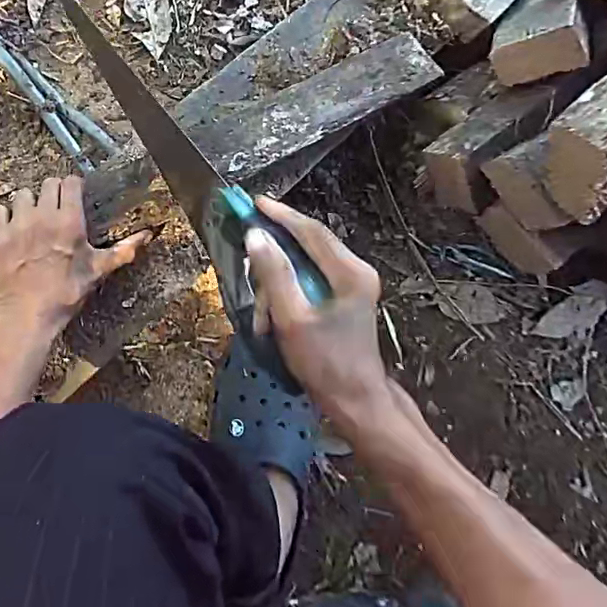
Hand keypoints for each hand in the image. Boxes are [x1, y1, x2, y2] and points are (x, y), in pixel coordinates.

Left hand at [0, 176, 150, 347]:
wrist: (23, 316)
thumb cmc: (62, 295)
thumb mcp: (96, 272)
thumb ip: (122, 251)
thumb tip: (145, 237)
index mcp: (69, 221)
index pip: (71, 182)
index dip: (74, 187)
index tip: (75, 195)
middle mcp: (42, 215)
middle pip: (47, 183)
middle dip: (53, 192)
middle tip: (55, 209)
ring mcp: (17, 223)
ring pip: (21, 194)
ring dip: (28, 203)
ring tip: (31, 219)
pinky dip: (4, 217)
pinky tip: (9, 229)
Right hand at [245, 196, 388, 420]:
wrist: (356, 403)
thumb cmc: (326, 363)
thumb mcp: (292, 318)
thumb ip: (273, 274)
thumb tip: (255, 235)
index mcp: (350, 273)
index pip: (311, 231)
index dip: (280, 215)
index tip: (254, 203)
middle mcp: (356, 271)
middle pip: (307, 246)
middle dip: (273, 260)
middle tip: (249, 273)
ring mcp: (352, 284)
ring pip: (303, 266)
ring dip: (277, 285)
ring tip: (262, 316)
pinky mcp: (344, 297)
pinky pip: (308, 281)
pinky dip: (287, 294)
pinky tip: (273, 318)